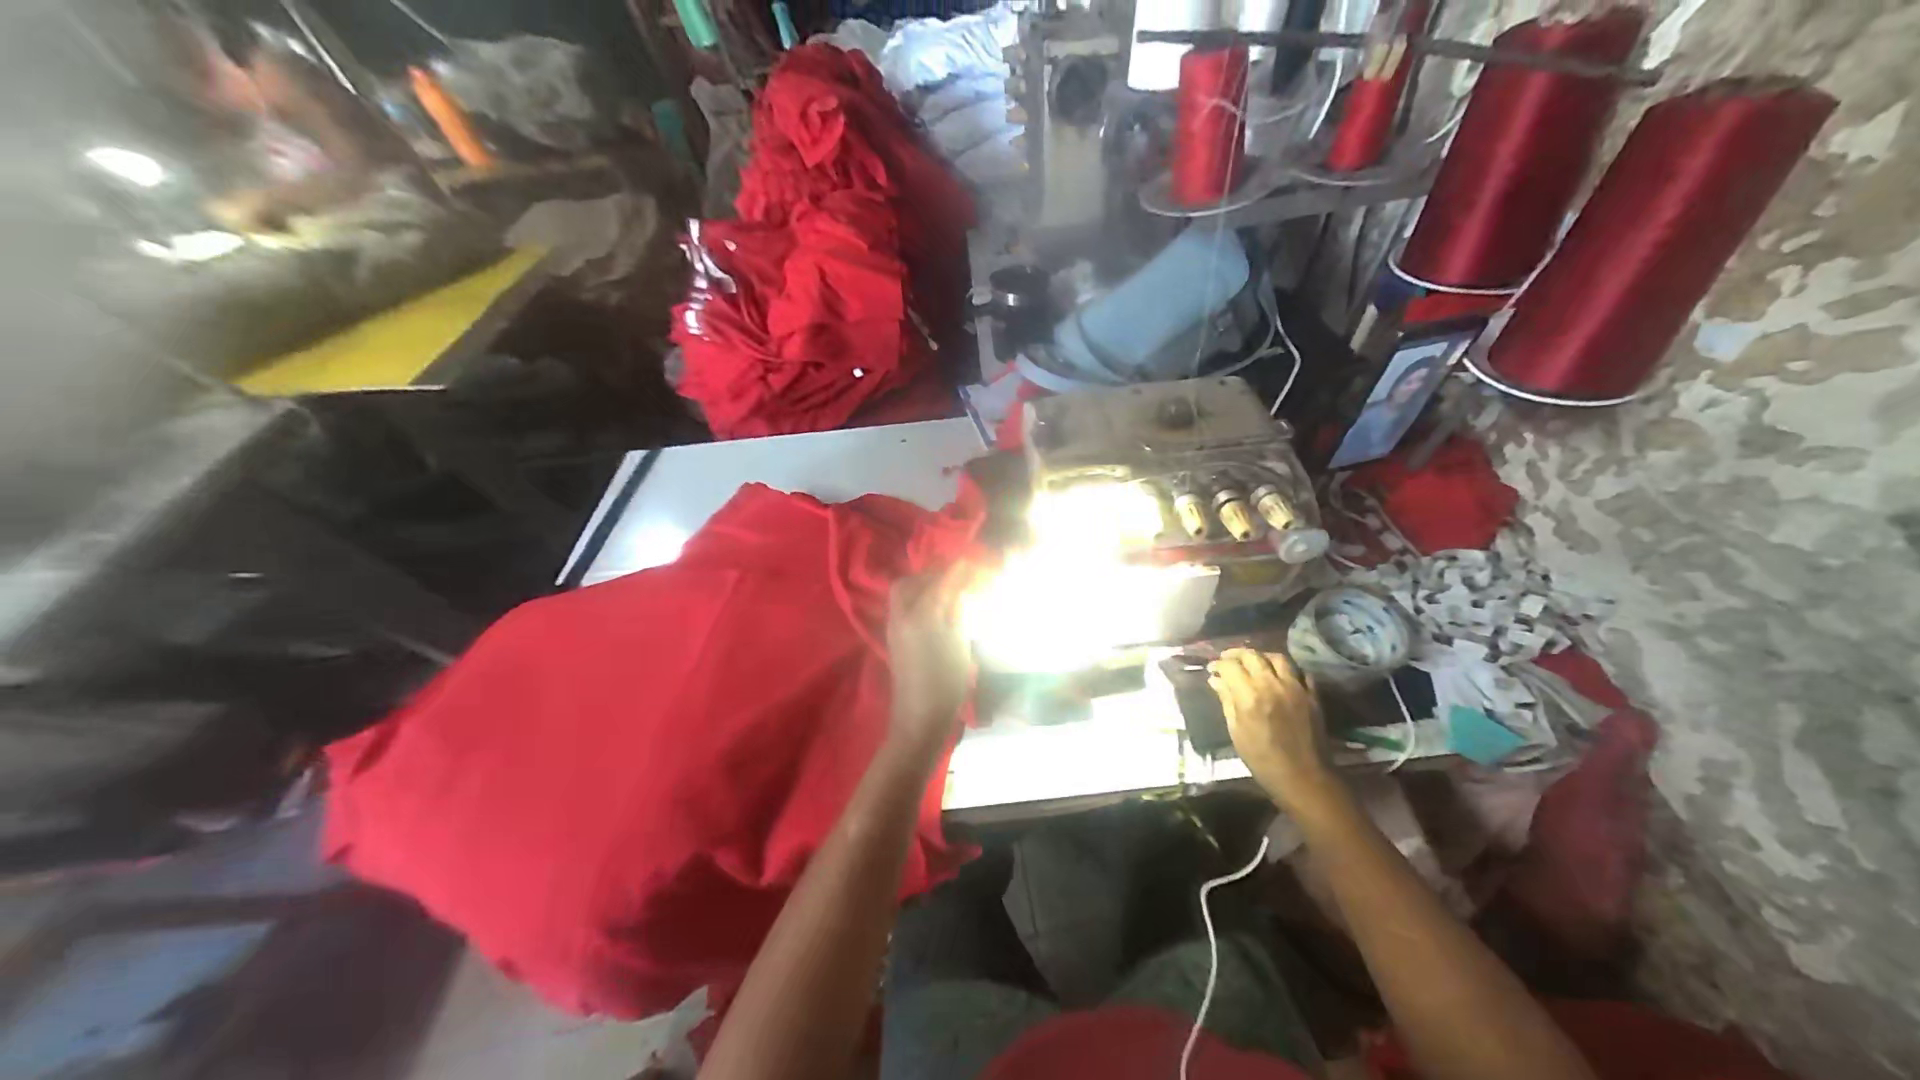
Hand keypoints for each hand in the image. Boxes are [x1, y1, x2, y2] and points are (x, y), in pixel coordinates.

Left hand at [885, 566, 974, 756]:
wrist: (920, 717)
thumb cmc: (945, 682)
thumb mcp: (959, 643)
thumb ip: (957, 611)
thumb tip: (959, 591)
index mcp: (921, 613)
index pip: (941, 580)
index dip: (958, 570)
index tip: (974, 564)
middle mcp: (901, 616)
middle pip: (908, 584)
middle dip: (930, 578)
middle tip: (954, 583)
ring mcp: (894, 630)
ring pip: (903, 597)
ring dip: (923, 591)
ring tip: (949, 599)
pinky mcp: (894, 642)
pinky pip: (903, 611)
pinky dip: (919, 605)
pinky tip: (938, 617)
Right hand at [1208, 648, 1337, 809]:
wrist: (1303, 776)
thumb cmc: (1261, 758)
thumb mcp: (1236, 731)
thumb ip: (1226, 701)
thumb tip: (1216, 680)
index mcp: (1249, 696)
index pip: (1230, 666)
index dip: (1218, 664)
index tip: (1212, 668)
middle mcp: (1272, 685)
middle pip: (1253, 656)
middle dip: (1237, 654)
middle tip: (1228, 659)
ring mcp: (1295, 688)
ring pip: (1278, 658)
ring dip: (1263, 657)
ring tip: (1255, 663)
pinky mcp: (1312, 695)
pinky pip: (1300, 672)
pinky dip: (1287, 670)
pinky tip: (1280, 676)